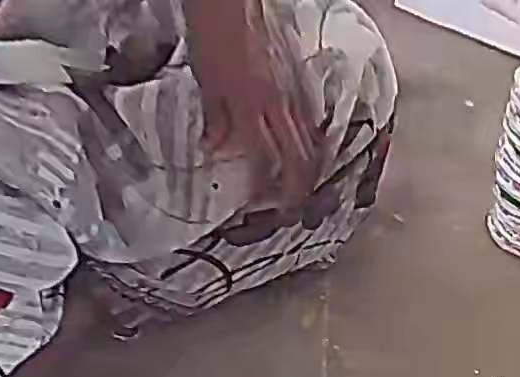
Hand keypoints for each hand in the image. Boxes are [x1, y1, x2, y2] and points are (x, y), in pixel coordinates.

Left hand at [183, 0, 319, 207]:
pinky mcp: (302, 88)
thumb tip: (217, 149)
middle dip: (299, 191)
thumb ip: (216, 115)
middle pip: (300, 162)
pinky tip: (310, 157)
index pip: (265, 159)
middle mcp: (280, 107)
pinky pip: (314, 129)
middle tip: (293, 209)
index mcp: (252, 105)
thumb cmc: (213, 24)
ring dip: (311, 175)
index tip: (262, 204)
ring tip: (304, 190)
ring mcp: (296, 98)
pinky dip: (315, 150)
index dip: (266, 186)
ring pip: (312, 148)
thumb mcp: (204, 71)